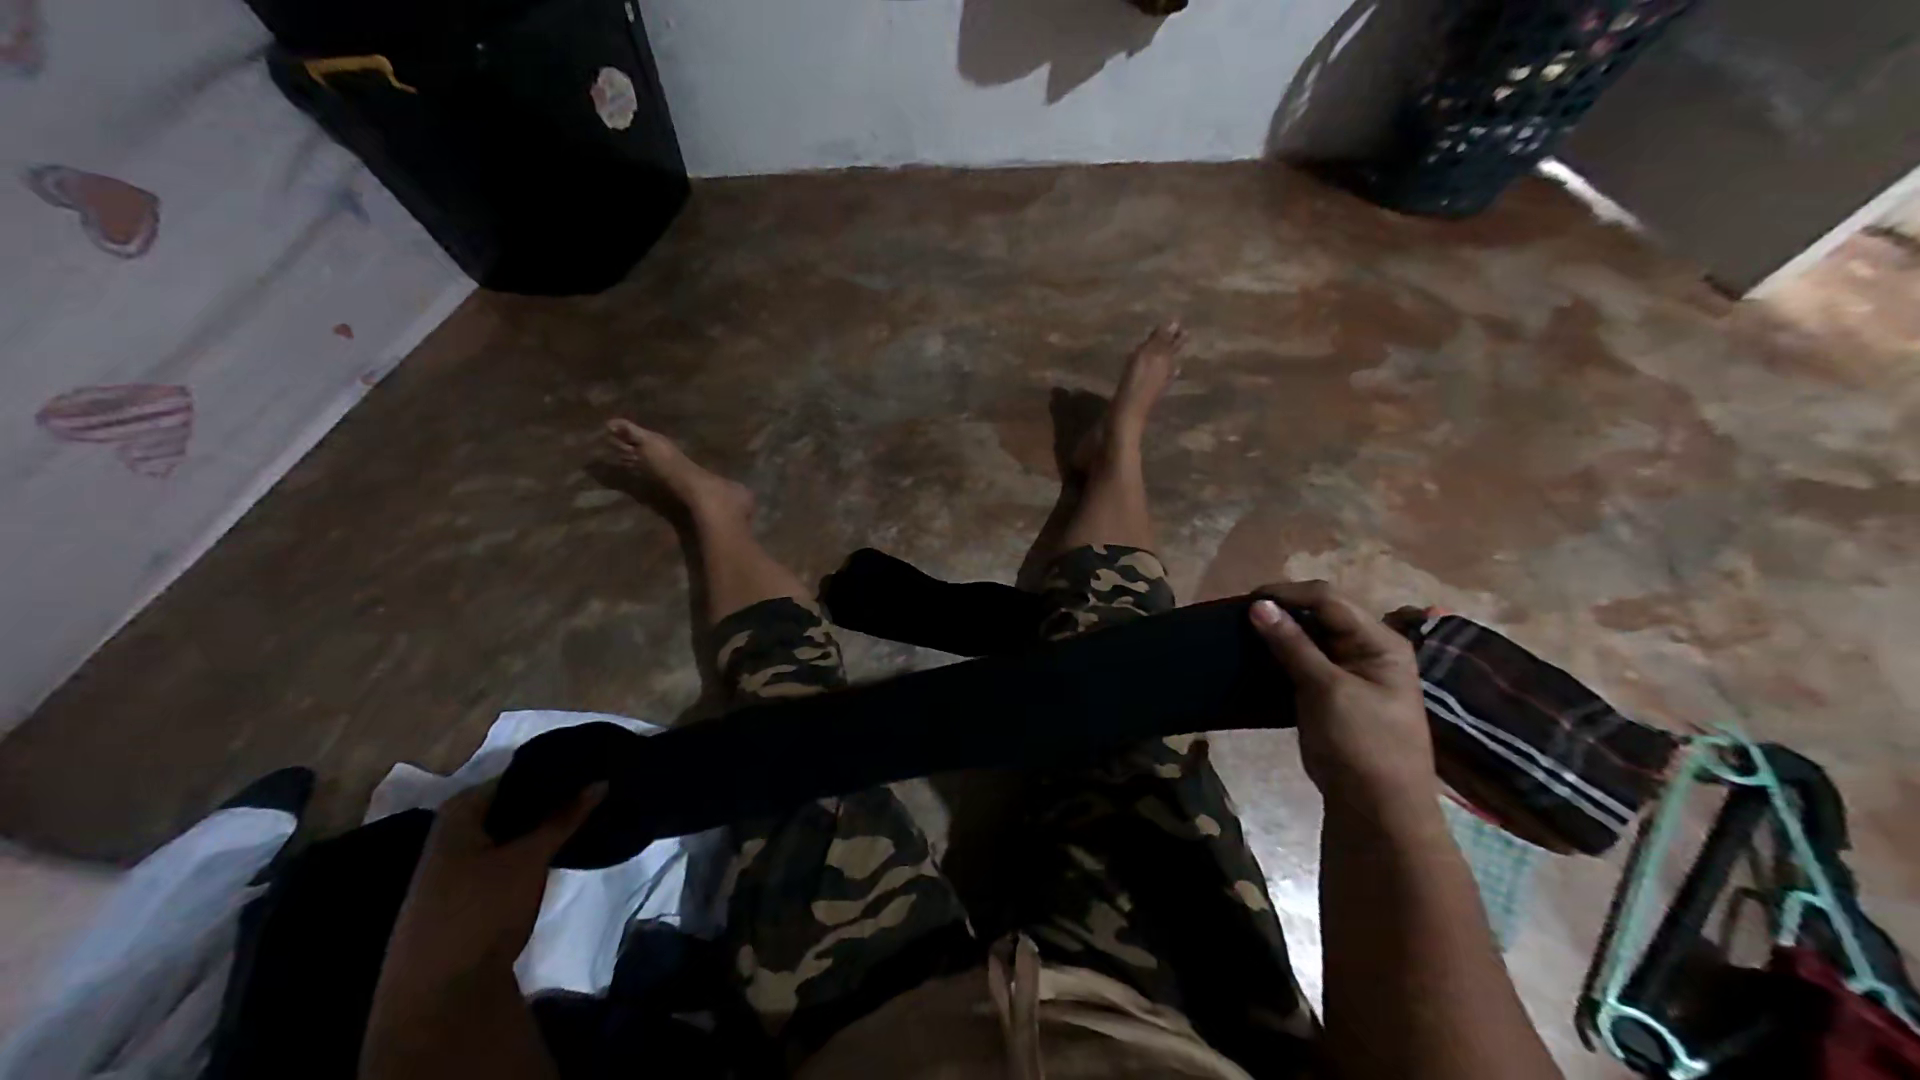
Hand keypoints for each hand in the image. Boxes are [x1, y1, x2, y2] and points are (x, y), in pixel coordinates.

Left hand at [384, 780, 605, 986]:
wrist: (439, 994)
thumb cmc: (480, 909)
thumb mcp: (529, 858)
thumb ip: (565, 817)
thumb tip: (600, 780)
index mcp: (459, 813)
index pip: (515, 775)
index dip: (553, 771)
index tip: (591, 767)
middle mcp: (453, 833)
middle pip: (512, 804)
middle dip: (552, 799)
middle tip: (596, 789)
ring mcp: (457, 865)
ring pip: (511, 832)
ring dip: (544, 826)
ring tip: (587, 814)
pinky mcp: (468, 892)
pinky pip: (507, 856)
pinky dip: (532, 849)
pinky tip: (561, 847)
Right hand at [1248, 581, 1435, 818]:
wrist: (1376, 808)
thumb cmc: (1362, 744)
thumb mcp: (1327, 690)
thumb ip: (1293, 645)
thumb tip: (1258, 604)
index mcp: (1380, 642)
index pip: (1328, 600)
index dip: (1287, 594)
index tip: (1245, 601)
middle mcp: (1366, 649)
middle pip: (1318, 614)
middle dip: (1280, 611)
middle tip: (1238, 617)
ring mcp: (1347, 671)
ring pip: (1306, 638)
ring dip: (1275, 634)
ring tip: (1240, 633)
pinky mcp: (1328, 692)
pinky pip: (1300, 662)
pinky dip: (1277, 656)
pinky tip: (1252, 657)